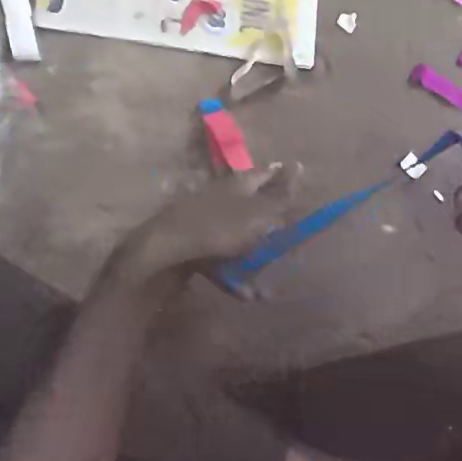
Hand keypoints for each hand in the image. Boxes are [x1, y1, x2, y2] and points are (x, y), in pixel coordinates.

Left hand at [108, 163, 300, 286]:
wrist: (162, 255)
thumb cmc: (216, 230)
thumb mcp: (256, 214)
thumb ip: (279, 196)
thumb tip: (298, 165)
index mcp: (235, 185)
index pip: (264, 175)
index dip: (282, 180)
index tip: (299, 191)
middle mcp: (218, 199)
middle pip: (250, 207)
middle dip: (269, 223)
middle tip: (290, 240)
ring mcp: (203, 224)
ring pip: (235, 237)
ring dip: (253, 256)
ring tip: (270, 279)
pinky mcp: (191, 249)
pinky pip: (219, 261)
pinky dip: (233, 274)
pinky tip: (246, 295)